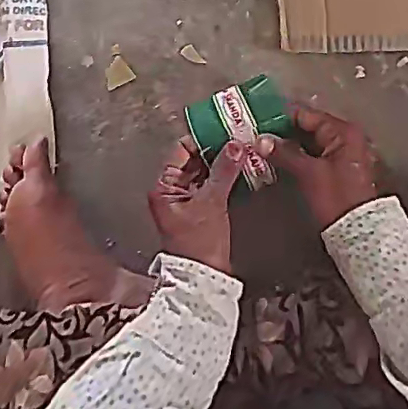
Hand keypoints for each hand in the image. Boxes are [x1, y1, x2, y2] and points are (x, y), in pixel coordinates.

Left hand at [147, 139, 245, 273]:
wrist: (204, 278)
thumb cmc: (199, 244)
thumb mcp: (211, 202)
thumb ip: (223, 171)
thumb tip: (235, 145)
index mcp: (164, 187)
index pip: (181, 150)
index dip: (202, 138)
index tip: (223, 130)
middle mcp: (172, 190)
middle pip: (194, 159)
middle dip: (216, 148)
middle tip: (238, 137)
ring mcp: (187, 199)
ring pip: (205, 170)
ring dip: (223, 161)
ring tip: (243, 149)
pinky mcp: (202, 208)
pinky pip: (213, 183)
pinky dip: (226, 175)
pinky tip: (241, 167)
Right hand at [261, 103, 379, 229]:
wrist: (357, 231)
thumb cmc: (336, 197)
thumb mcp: (309, 173)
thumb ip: (284, 153)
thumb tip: (261, 140)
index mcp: (343, 132)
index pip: (307, 115)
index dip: (282, 116)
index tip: (259, 116)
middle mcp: (345, 138)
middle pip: (308, 127)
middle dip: (282, 131)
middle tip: (256, 132)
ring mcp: (341, 154)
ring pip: (309, 142)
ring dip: (288, 144)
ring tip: (261, 144)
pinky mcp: (336, 169)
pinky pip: (312, 155)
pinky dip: (296, 156)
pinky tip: (276, 158)